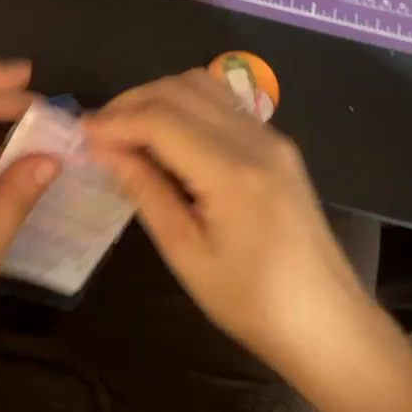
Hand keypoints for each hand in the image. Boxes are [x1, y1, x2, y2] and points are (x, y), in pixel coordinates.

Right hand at [84, 69, 366, 363]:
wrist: (331, 327)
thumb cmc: (252, 303)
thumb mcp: (186, 254)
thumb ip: (144, 190)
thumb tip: (101, 149)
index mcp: (232, 173)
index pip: (160, 119)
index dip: (114, 121)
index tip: (80, 136)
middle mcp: (255, 141)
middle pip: (178, 89)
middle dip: (130, 102)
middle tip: (98, 134)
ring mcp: (271, 138)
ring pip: (201, 84)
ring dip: (157, 97)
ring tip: (127, 131)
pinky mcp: (277, 145)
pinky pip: (220, 102)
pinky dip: (183, 104)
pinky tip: (165, 137)